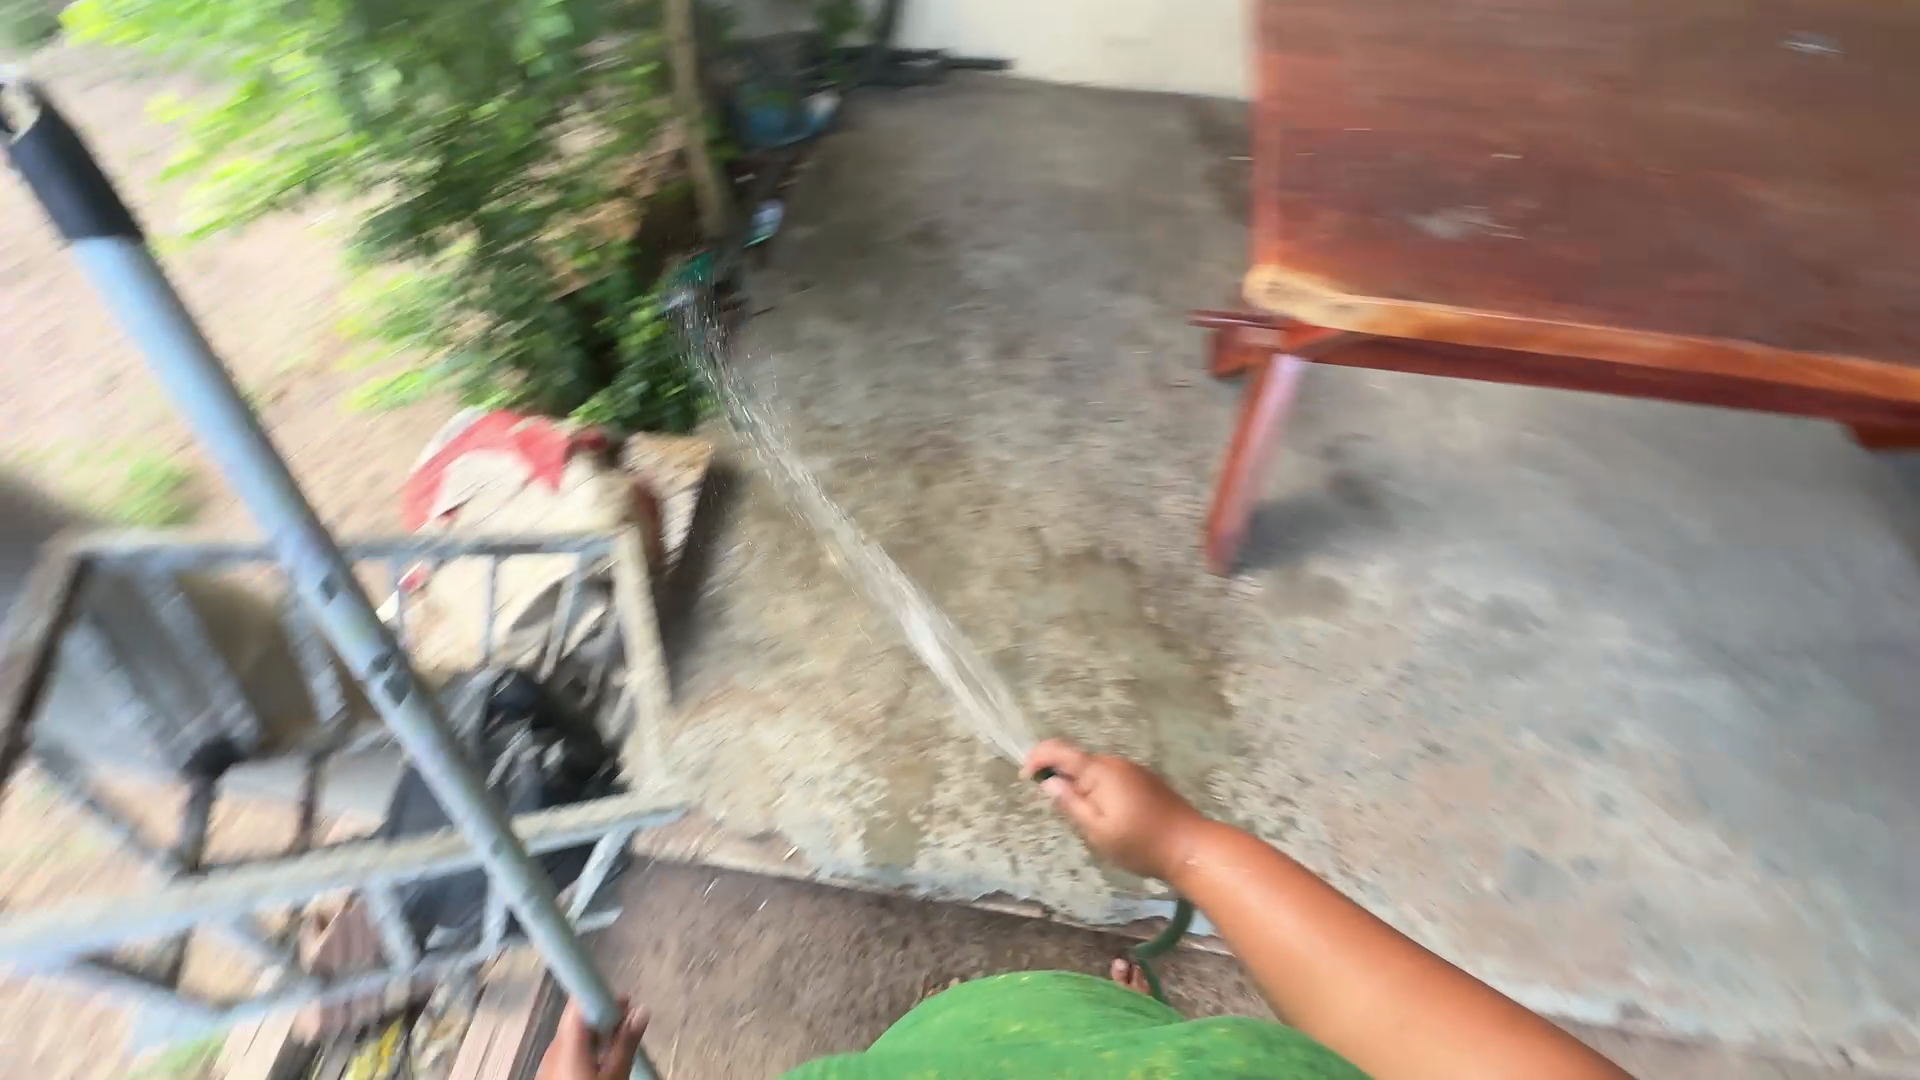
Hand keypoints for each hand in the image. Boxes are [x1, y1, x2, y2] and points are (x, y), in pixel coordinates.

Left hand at [537, 999, 648, 1079]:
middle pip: (577, 1021)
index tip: (625, 1001)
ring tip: (619, 1046)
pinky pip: (567, 1055)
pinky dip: (586, 1052)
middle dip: (605, 1017)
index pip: (578, 1004)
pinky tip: (601, 1065)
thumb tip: (641, 1009)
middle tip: (630, 1023)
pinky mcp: (549, 1079)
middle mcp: (552, 1051)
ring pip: (573, 1039)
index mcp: (566, 1046)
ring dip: (597, 1036)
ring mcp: (547, 1067)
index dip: (602, 996)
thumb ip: (627, 1041)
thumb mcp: (615, 1076)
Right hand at [1022, 739, 1210, 881]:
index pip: (1059, 750)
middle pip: (1077, 761)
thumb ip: (1070, 803)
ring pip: (1094, 771)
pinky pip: (1111, 778)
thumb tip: (1049, 782)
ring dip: (1083, 788)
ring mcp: (1132, 769)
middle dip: (1063, 780)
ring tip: (1093, 823)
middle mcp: (1114, 762)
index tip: (1026, 777)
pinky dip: (1100, 791)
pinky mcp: (1144, 779)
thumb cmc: (1140, 843)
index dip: (1037, 757)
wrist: (1191, 847)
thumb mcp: (1097, 831)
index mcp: (1100, 771)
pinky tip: (1113, 818)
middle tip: (1067, 815)